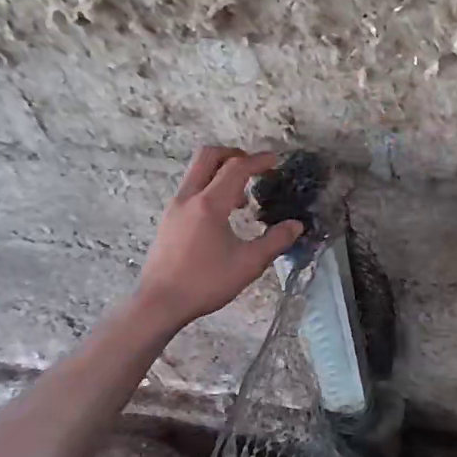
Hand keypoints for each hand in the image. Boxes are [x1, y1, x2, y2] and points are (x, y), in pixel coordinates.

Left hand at [132, 147, 304, 329]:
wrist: (160, 302)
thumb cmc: (205, 283)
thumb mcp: (248, 264)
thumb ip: (275, 241)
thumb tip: (296, 225)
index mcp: (209, 204)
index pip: (236, 168)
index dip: (259, 160)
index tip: (275, 160)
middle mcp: (188, 198)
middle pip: (208, 156)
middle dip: (233, 154)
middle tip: (253, 166)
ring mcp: (174, 208)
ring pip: (196, 173)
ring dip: (220, 174)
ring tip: (241, 199)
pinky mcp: (168, 220)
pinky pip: (190, 190)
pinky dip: (208, 189)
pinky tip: (222, 216)